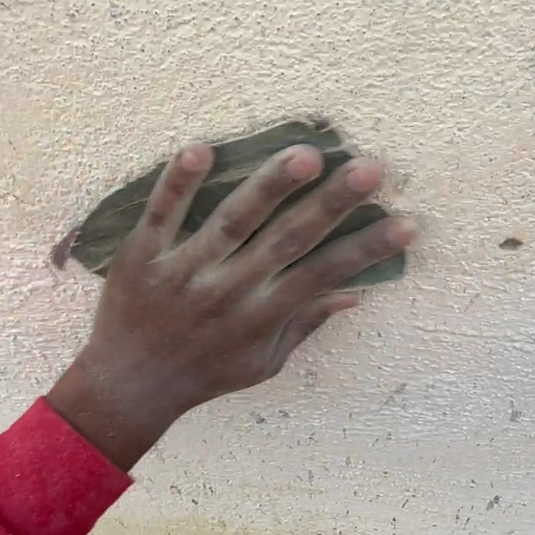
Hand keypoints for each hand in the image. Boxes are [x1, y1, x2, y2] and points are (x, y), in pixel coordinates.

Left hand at [48, 141, 413, 468]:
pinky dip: (178, 184)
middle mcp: (228, 291)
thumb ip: (305, 324)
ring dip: (269, 187)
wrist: (128, 386)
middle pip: (286, 240)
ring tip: (305, 154)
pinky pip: (162, 215)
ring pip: (231, 221)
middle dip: (331, 204)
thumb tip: (352, 294)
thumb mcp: (264, 362)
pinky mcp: (143, 256)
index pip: (323, 276)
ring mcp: (184, 271)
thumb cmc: (205, 373)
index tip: (405, 222)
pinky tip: (200, 148)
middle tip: (369, 168)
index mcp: (261, 317)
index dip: (366, 250)